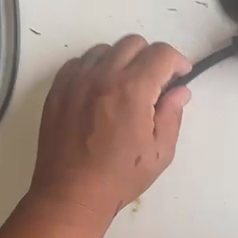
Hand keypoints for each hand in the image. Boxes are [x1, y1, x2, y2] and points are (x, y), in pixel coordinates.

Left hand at [30, 35, 191, 221]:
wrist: (71, 194)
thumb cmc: (118, 177)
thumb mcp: (159, 151)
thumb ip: (172, 114)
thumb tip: (179, 91)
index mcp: (132, 89)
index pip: (161, 54)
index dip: (177, 61)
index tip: (180, 75)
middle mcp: (102, 76)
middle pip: (133, 43)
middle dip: (150, 58)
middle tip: (154, 83)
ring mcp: (76, 81)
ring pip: (105, 49)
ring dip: (121, 61)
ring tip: (125, 87)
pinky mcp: (57, 89)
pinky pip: (79, 63)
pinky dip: (93, 69)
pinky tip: (99, 91)